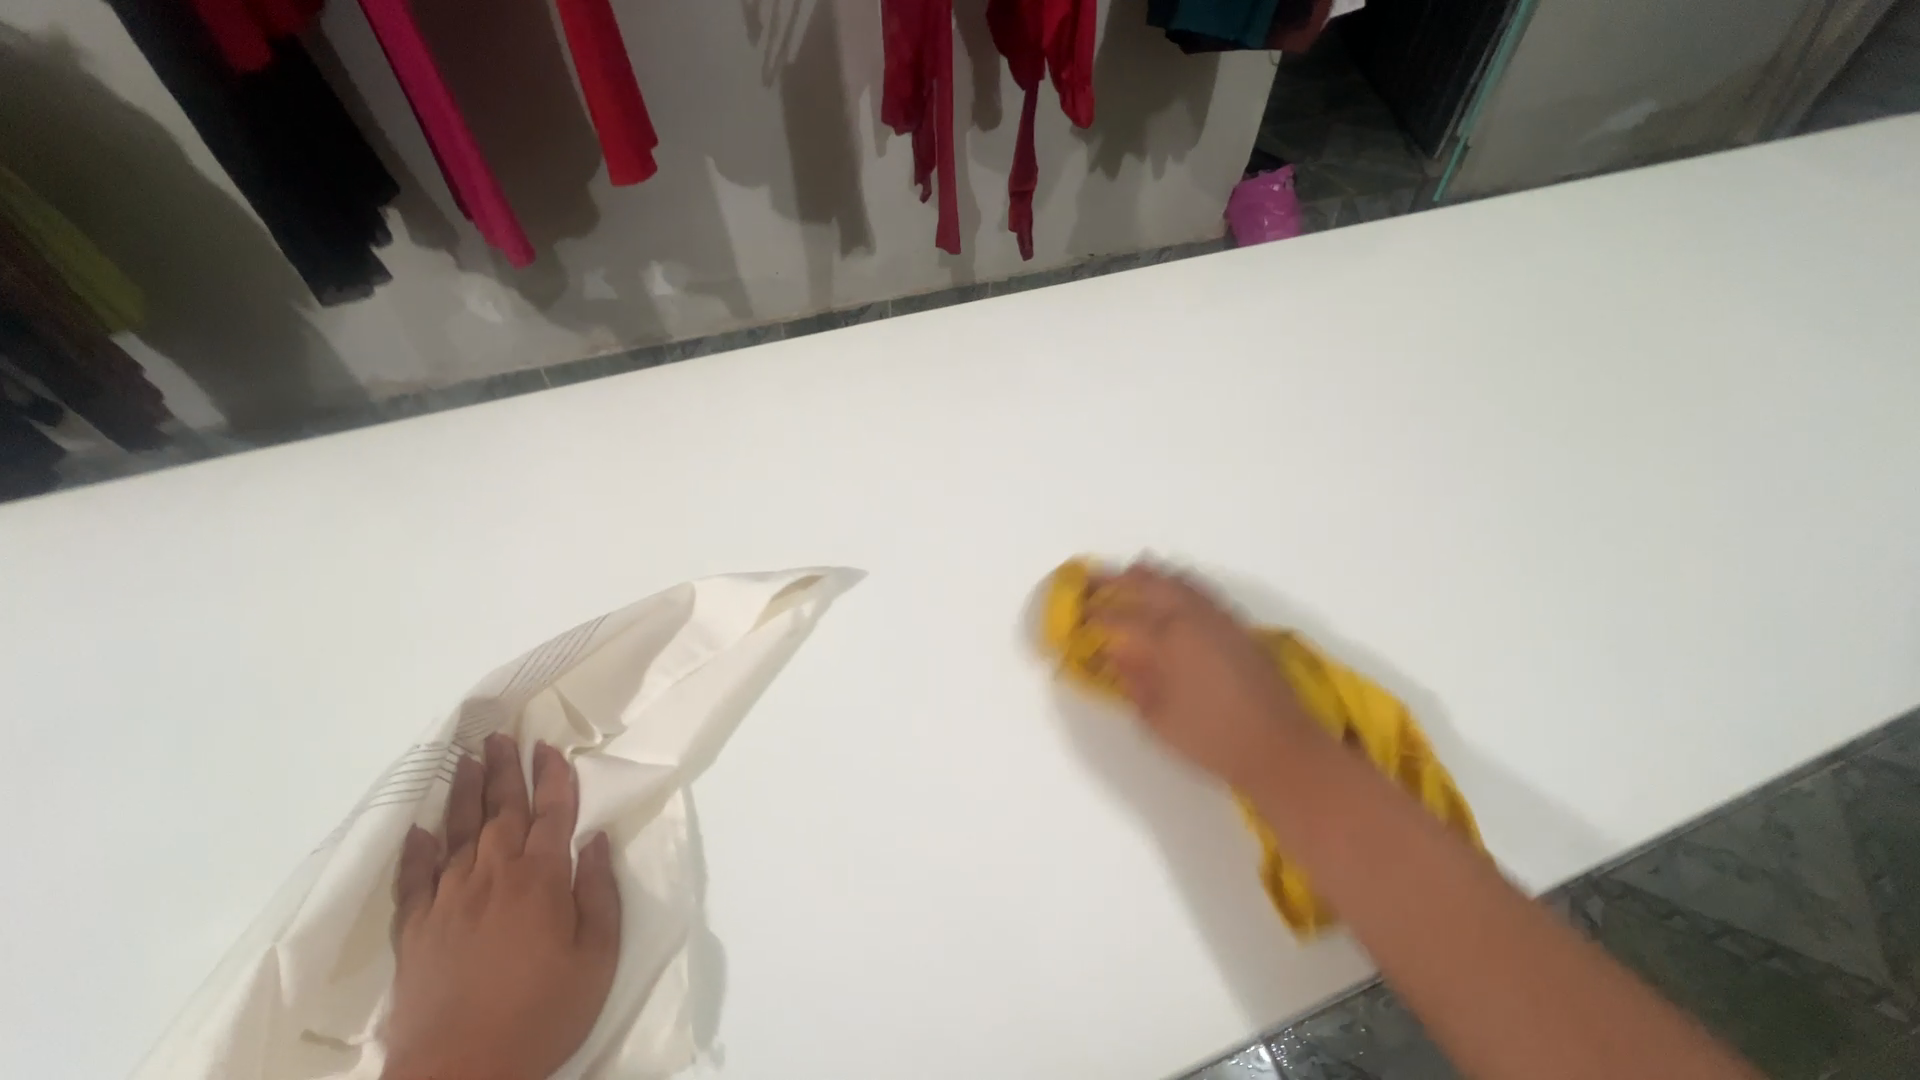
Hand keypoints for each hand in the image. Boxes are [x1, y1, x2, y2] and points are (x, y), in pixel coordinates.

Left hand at [383, 734, 619, 1079]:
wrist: (460, 1073)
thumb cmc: (543, 1014)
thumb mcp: (597, 957)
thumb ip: (598, 893)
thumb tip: (593, 841)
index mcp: (540, 880)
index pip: (551, 813)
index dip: (552, 777)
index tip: (548, 747)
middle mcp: (492, 877)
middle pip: (500, 810)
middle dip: (503, 770)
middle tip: (501, 734)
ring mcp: (447, 901)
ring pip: (456, 832)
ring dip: (463, 792)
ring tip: (465, 758)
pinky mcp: (414, 931)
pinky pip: (413, 878)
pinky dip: (416, 849)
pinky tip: (418, 828)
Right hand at [1090, 562, 1320, 789]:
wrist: (1279, 746)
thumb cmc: (1210, 738)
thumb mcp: (1157, 718)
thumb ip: (1133, 680)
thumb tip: (1114, 653)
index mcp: (1166, 639)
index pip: (1119, 619)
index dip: (1093, 616)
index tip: (1075, 616)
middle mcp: (1191, 618)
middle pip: (1149, 585)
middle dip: (1117, 580)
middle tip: (1093, 578)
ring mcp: (1219, 618)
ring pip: (1179, 581)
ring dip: (1152, 575)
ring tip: (1132, 571)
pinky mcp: (1238, 626)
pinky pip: (1201, 590)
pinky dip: (1181, 583)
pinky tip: (1175, 590)